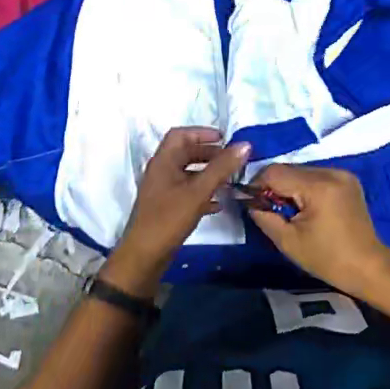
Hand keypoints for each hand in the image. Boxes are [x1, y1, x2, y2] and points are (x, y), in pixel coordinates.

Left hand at [108, 127, 251, 292]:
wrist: (145, 255)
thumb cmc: (168, 218)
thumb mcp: (198, 191)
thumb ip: (221, 168)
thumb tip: (244, 145)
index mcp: (163, 161)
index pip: (180, 135)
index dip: (201, 133)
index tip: (224, 138)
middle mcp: (160, 171)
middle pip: (185, 153)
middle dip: (209, 153)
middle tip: (231, 159)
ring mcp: (162, 190)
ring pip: (187, 174)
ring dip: (208, 173)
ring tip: (230, 179)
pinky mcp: (166, 207)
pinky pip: (187, 192)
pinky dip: (203, 192)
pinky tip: (219, 203)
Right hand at [244, 164, 389, 295]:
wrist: (369, 267)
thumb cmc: (327, 259)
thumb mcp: (287, 241)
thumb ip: (263, 215)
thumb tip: (248, 199)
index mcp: (318, 186)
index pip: (274, 172)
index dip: (257, 185)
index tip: (253, 204)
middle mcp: (331, 172)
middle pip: (288, 169)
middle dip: (274, 187)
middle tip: (271, 211)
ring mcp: (342, 174)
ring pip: (301, 171)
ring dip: (290, 187)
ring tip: (291, 211)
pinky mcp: (348, 179)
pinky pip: (316, 176)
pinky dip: (305, 188)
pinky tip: (307, 208)